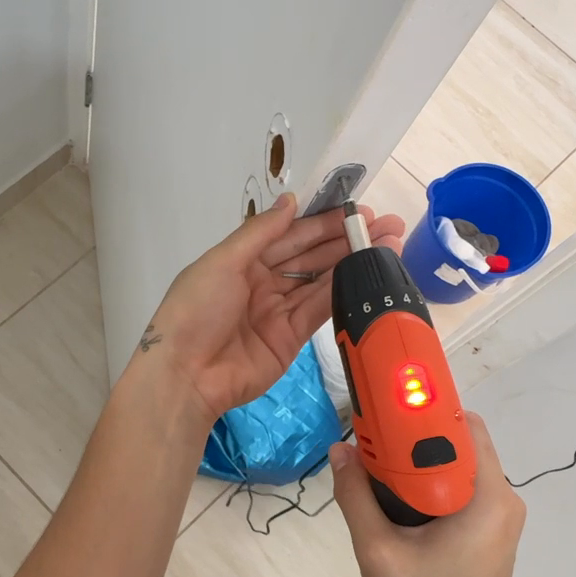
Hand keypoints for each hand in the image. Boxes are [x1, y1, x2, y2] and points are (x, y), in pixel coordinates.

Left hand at [140, 192, 405, 421]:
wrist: (186, 375)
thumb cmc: (195, 311)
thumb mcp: (222, 262)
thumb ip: (259, 232)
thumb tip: (291, 201)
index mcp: (241, 261)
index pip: (288, 235)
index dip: (321, 222)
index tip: (356, 208)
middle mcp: (261, 284)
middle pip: (309, 257)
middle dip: (345, 239)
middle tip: (386, 223)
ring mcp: (277, 312)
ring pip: (319, 281)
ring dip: (352, 262)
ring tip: (389, 243)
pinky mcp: (290, 339)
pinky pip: (319, 310)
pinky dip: (343, 291)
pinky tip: (369, 272)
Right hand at [329, 413, 525, 576]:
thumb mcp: (378, 551)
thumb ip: (356, 497)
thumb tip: (340, 449)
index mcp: (486, 497)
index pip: (464, 426)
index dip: (424, 411)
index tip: (385, 410)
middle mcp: (503, 498)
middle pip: (460, 443)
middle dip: (415, 436)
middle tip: (372, 442)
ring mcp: (500, 516)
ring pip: (459, 466)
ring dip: (420, 462)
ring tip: (377, 469)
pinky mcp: (490, 530)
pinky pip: (460, 489)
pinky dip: (430, 484)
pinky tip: (396, 499)